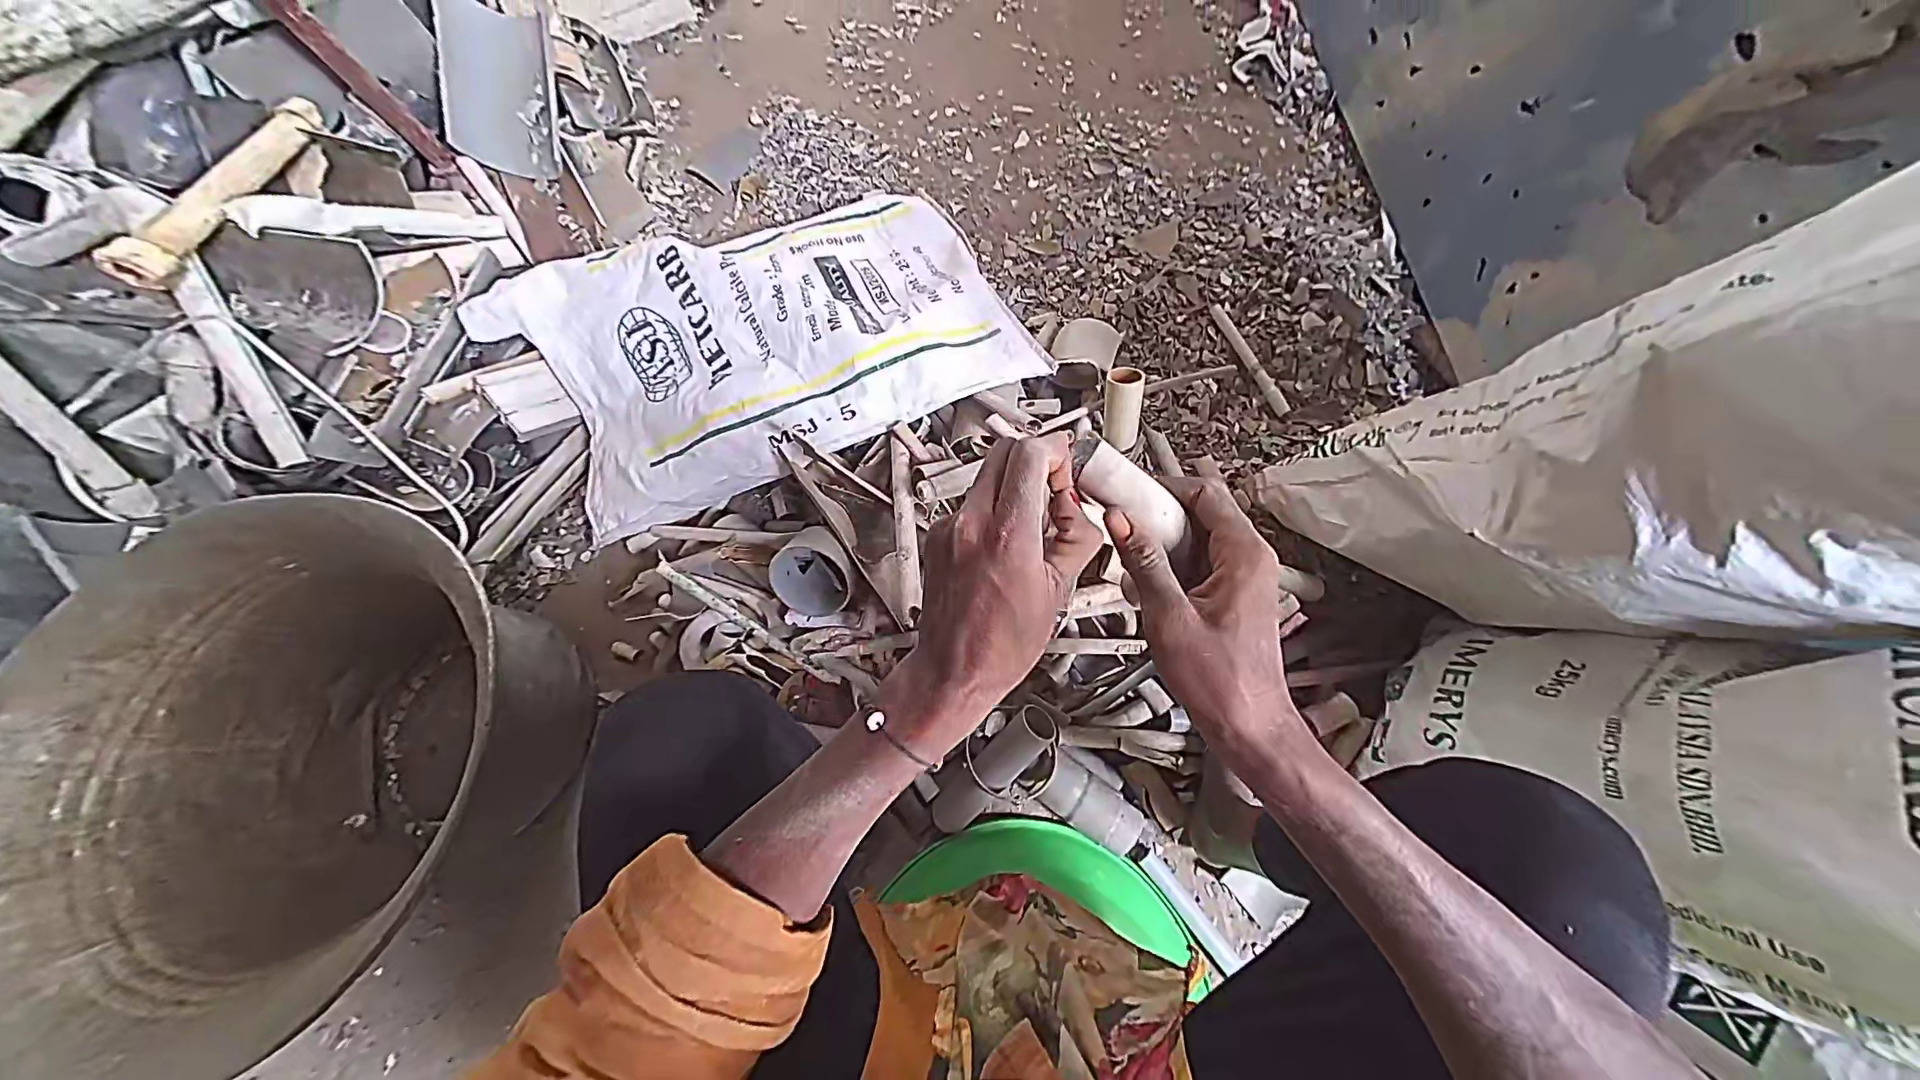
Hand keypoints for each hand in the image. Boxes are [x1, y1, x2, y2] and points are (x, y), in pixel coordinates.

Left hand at [884, 432, 1102, 753]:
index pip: (1030, 456)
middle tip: (1056, 487)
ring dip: (1016, 484)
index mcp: (1007, 537)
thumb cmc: (999, 647)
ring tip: (1035, 523)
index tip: (1067, 465)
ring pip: (987, 475)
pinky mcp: (938, 535)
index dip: (1057, 451)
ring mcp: (949, 528)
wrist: (953, 670)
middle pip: (1005, 452)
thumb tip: (1075, 506)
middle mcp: (970, 525)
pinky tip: (1009, 541)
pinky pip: (973, 502)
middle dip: (1037, 459)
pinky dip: (996, 507)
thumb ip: (1074, 536)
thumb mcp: (1058, 591)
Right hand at [1108, 479, 1306, 763]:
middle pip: (1200, 512)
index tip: (1130, 491)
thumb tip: (1123, 523)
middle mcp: (1250, 561)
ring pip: (1196, 538)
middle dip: (1157, 515)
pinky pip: (1197, 562)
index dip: (1163, 485)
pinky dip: (1169, 565)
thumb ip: (1144, 564)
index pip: (1205, 492)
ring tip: (1131, 561)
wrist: (1247, 725)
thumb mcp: (1169, 618)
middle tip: (1123, 523)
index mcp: (1245, 556)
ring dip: (1160, 543)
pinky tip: (1147, 587)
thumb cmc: (1222, 683)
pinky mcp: (1230, 595)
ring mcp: (1242, 578)